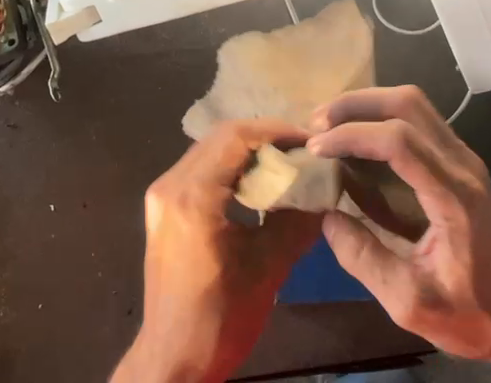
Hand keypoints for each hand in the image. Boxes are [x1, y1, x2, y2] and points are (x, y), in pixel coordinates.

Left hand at [112, 120, 323, 382]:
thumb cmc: (219, 318)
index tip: (310, 140)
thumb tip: (327, 186)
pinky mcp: (164, 208)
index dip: (276, 131)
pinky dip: (232, 167)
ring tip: (287, 162)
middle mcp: (170, 185)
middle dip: (265, 138)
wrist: (172, 360)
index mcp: (192, 196)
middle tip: (303, 149)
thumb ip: (297, 220)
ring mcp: (162, 195)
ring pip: (211, 150)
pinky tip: (260, 183)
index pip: (236, 137)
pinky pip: (202, 169)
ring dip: (249, 151)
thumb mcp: (267, 268)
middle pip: (221, 138)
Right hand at [307, 86, 490, 382]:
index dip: (353, 136)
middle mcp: (463, 165)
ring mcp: (465, 158)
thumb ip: (365, 259)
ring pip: (415, 103)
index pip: (400, 142)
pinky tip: (357, 136)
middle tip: (315, 123)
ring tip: (329, 125)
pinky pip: (419, 119)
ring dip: (368, 104)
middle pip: (408, 104)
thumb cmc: (474, 315)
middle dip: (356, 105)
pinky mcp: (459, 161)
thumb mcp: (411, 304)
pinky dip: (382, 116)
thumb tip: (326, 217)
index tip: (315, 149)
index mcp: (455, 197)